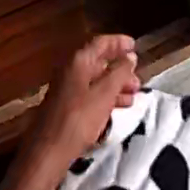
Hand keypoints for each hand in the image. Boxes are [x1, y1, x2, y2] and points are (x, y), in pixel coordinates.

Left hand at [22, 34, 140, 181]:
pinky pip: (91, 93)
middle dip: (120, 68)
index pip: (100, 43)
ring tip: (135, 94)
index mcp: (78, 61)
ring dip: (116, 84)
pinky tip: (120, 106)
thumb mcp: (104, 94)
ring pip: (96, 79)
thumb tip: (130, 56)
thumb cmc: (79, 117)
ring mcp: (68, 86)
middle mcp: (71, 69)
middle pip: (98, 61)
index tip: (135, 44)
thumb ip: (119, 73)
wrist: (50, 147)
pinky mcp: (68, 104)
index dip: (118, 42)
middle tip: (138, 78)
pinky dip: (107, 96)